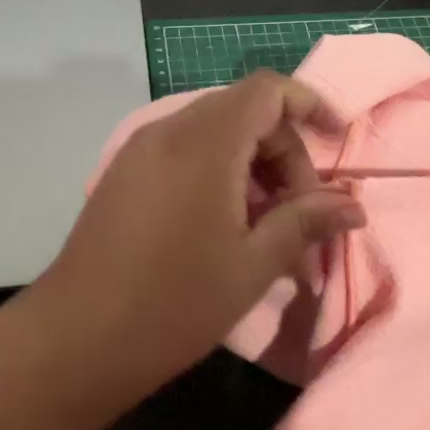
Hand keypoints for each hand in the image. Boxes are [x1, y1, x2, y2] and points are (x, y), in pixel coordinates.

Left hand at [33, 70, 365, 377]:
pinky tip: (224, 227)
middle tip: (302, 214)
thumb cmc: (174, 303)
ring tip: (268, 227)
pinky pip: (183, 150)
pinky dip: (217, 172)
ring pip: (213, 132)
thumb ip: (305, 222)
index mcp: (205, 142)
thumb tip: (353, 205)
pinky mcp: (123, 174)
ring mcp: (139, 151)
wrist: (76, 339)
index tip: (336, 142)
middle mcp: (169, 131)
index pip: (267, 90)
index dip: (309, 105)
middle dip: (283, 151)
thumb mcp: (253, 265)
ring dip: (252, 165)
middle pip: (243, 110)